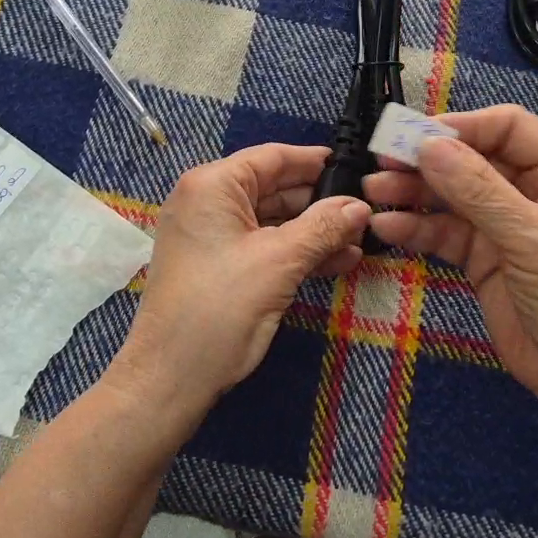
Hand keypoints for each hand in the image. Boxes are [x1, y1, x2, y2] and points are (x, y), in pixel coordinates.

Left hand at [116, 144, 370, 408]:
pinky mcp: (218, 265)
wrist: (170, 379)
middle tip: (367, 211)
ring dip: (314, 232)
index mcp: (212, 185)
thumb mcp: (280, 262)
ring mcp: (210, 235)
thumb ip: (323, 228)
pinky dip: (296, 252)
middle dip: (321, 203)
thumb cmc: (222, 308)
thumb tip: (361, 206)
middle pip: (275, 188)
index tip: (357, 168)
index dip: (316, 162)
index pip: (273, 157)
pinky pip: (263, 246)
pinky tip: (337, 262)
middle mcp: (207, 201)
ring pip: (273, 220)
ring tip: (360, 241)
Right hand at [364, 105, 537, 422]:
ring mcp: (506, 227)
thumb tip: (429, 145)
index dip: (461, 127)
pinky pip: (446, 233)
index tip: (414, 135)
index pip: (508, 129)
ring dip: (414, 192)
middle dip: (428, 159)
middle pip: (473, 159)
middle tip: (381, 161)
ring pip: (453, 195)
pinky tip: (388, 228)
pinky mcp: (485, 260)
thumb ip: (480, 192)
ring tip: (373, 193)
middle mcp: (535, 190)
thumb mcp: (535, 243)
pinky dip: (417, 229)